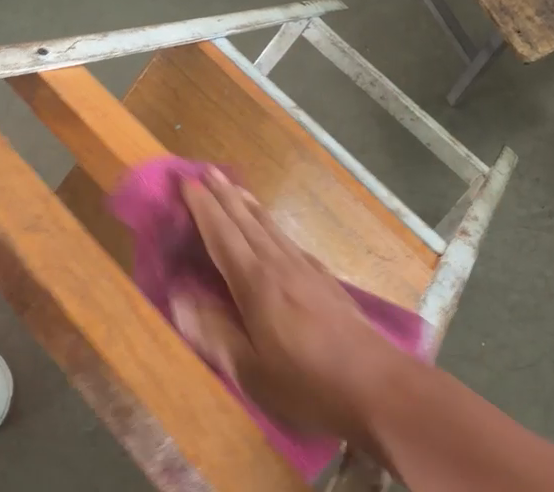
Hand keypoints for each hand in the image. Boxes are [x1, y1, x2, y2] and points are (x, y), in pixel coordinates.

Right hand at [174, 170, 413, 444]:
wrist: (375, 383)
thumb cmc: (306, 382)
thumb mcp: (249, 370)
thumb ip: (213, 332)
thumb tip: (178, 297)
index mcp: (256, 282)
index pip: (222, 234)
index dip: (203, 208)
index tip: (186, 181)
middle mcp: (280, 264)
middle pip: (247, 221)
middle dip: (224, 195)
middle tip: (206, 170)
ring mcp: (306, 269)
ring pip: (270, 226)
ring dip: (248, 205)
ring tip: (234, 188)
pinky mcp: (324, 279)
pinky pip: (288, 240)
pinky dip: (271, 226)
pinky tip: (273, 232)